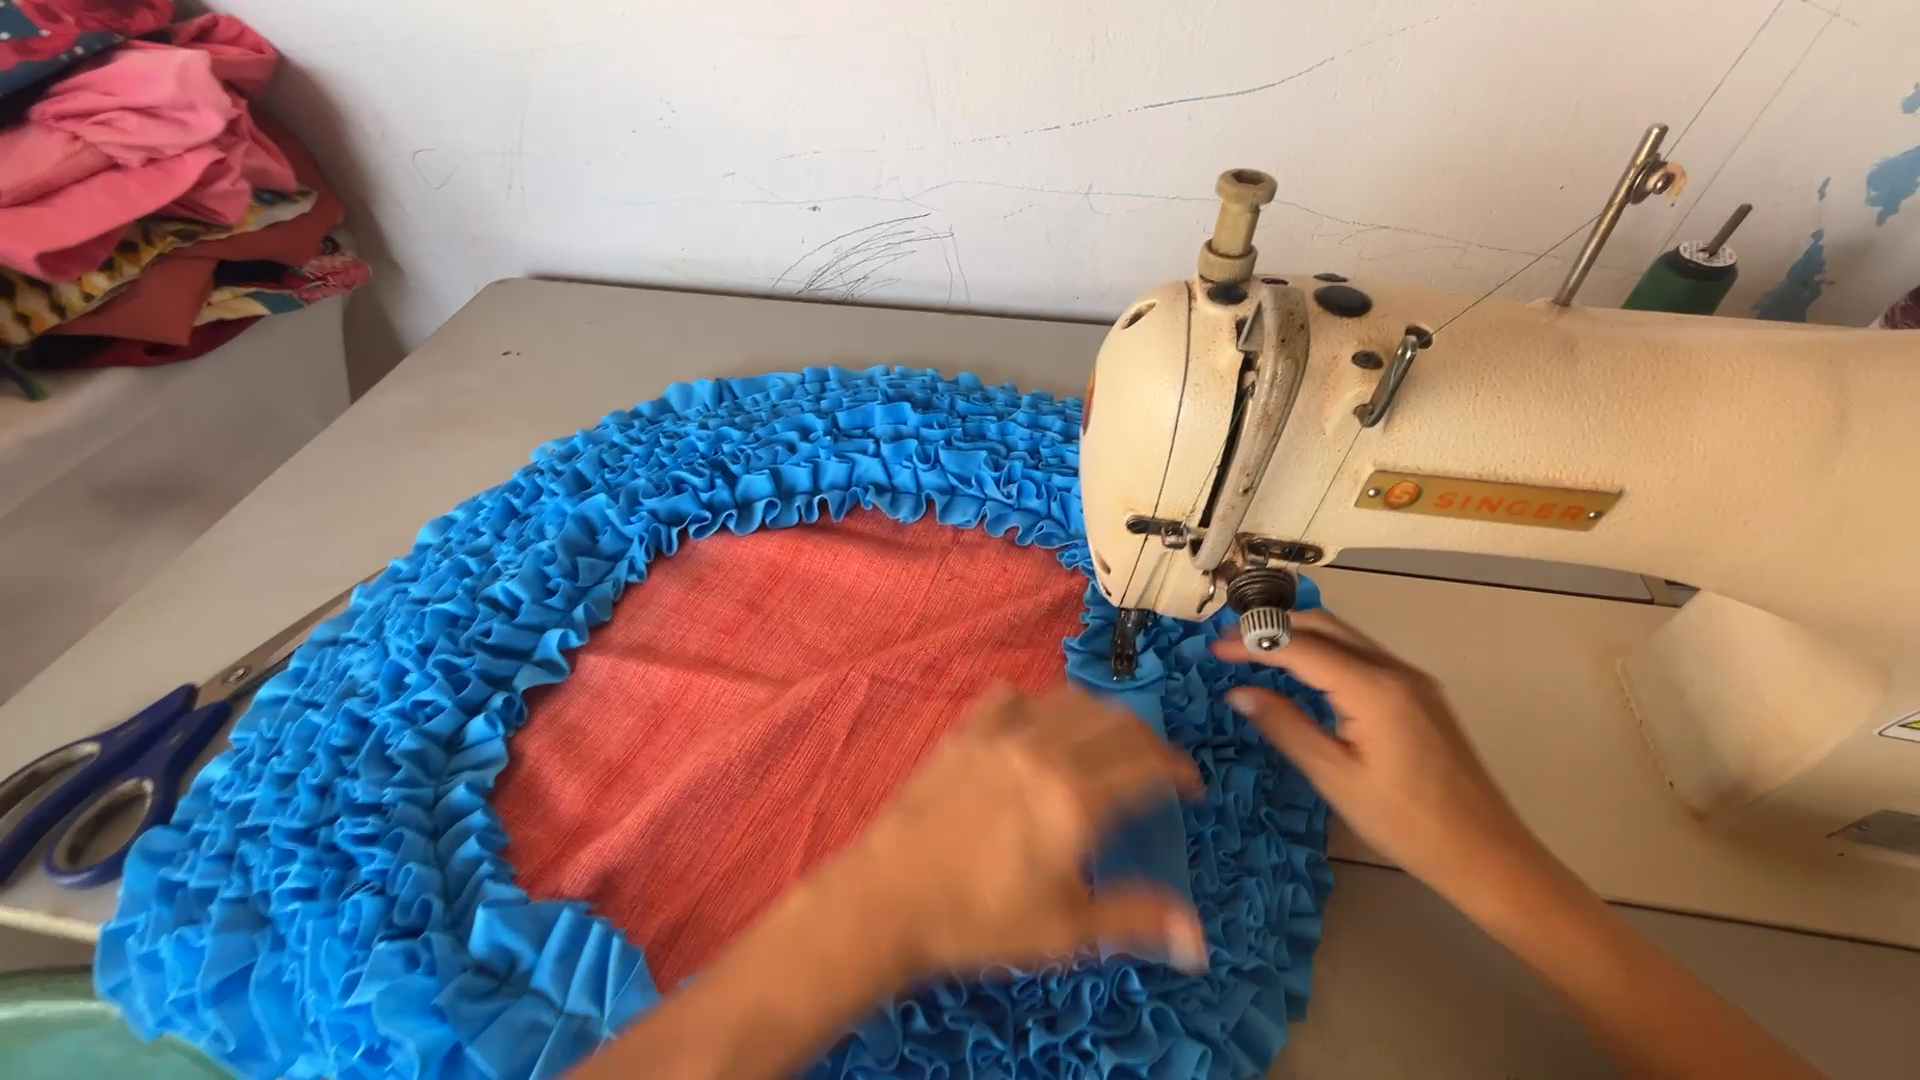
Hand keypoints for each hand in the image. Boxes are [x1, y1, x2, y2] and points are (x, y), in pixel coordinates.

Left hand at [825, 683, 1209, 977]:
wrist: (888, 897)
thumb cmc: (980, 920)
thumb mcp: (1065, 930)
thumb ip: (1134, 919)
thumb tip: (1198, 939)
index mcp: (1076, 797)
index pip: (1147, 762)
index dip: (1177, 769)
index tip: (1189, 784)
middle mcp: (1045, 751)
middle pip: (1115, 723)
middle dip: (1147, 741)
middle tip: (1154, 768)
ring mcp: (1001, 734)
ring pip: (1069, 701)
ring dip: (1100, 718)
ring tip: (1106, 745)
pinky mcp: (965, 732)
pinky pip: (1014, 697)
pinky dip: (1041, 705)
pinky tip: (1039, 728)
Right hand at [1214, 610, 1545, 902]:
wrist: (1488, 855)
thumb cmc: (1406, 824)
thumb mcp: (1334, 777)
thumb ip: (1285, 726)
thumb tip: (1239, 693)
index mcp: (1375, 689)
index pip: (1300, 647)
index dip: (1252, 643)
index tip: (1213, 648)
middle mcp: (1396, 671)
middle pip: (1324, 626)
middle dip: (1272, 628)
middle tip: (1229, 644)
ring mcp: (1413, 680)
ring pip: (1344, 637)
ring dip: (1298, 637)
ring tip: (1255, 652)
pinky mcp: (1419, 694)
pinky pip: (1361, 656)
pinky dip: (1323, 653)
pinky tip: (1302, 672)